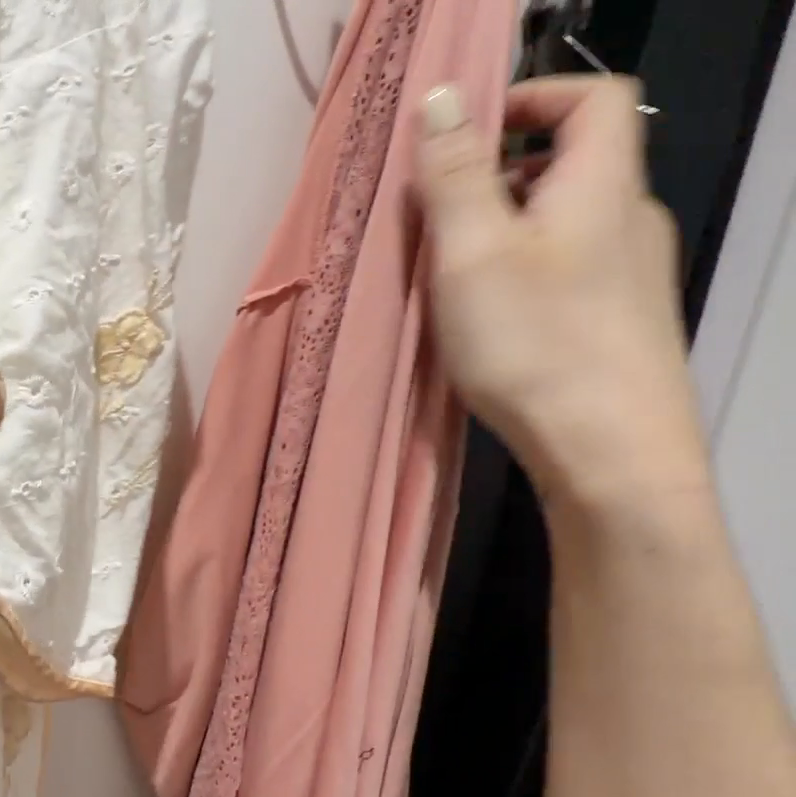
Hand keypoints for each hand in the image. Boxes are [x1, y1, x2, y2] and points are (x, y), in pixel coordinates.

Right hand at [416, 76, 708, 512]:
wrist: (608, 443)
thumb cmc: (535, 339)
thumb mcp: (474, 252)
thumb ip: (456, 174)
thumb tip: (440, 96)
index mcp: (602, 184)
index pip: (592, 98)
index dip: (528, 98)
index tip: (459, 134)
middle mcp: (625, 215)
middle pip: (570, 159)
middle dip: (495, 169)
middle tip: (428, 212)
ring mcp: (626, 267)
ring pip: (559, 216)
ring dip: (498, 222)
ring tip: (441, 267)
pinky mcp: (613, 313)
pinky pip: (562, 261)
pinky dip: (515, 263)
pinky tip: (478, 310)